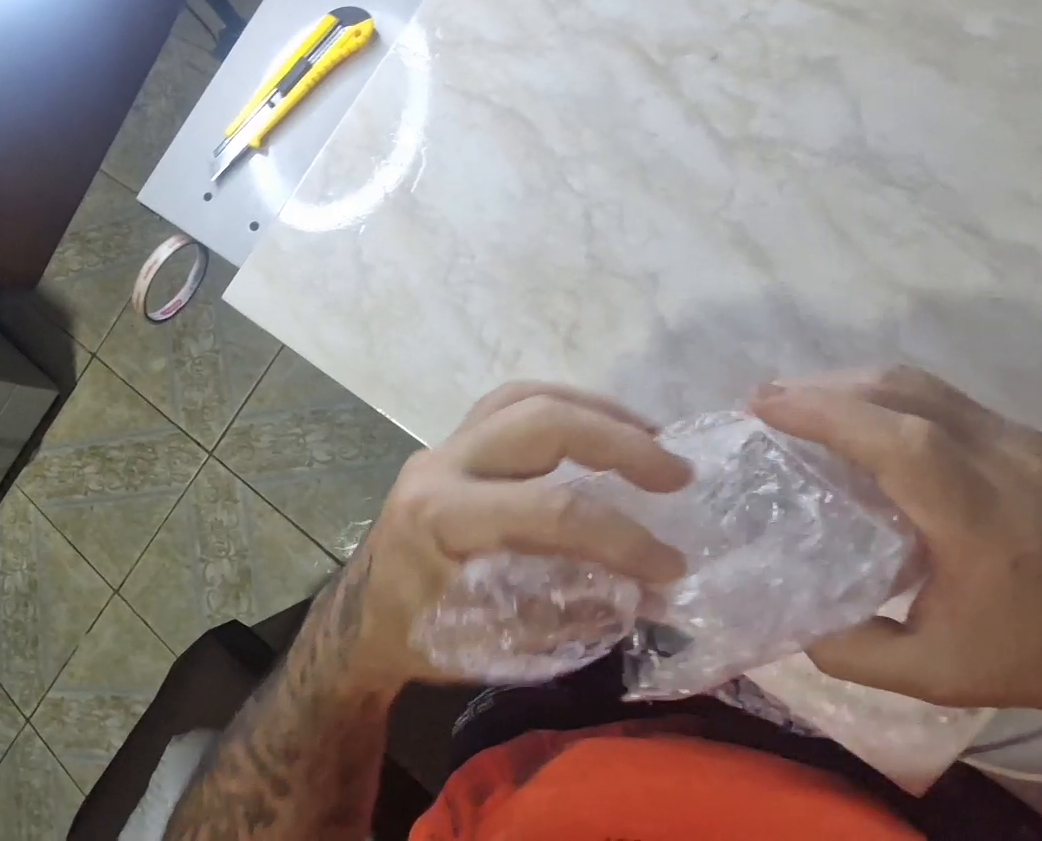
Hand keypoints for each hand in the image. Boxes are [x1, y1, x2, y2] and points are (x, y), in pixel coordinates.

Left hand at [338, 383, 689, 691]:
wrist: (362, 614)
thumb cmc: (417, 635)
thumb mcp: (492, 643)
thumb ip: (568, 614)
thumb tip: (650, 594)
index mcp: (440, 516)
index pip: (547, 509)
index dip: (620, 537)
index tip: (671, 568)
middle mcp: (438, 467)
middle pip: (535, 421)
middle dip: (616, 442)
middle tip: (679, 474)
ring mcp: (440, 449)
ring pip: (519, 399)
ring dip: (593, 412)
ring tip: (653, 440)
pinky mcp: (449, 447)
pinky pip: (507, 407)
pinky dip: (563, 410)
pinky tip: (602, 433)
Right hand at [753, 367, 1041, 710]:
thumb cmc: (1040, 652)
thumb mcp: (937, 673)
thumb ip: (850, 648)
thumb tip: (781, 609)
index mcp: (986, 524)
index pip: (903, 443)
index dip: (826, 415)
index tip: (761, 411)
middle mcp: (1010, 469)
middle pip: (901, 396)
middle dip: (819, 391)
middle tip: (760, 406)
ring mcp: (1026, 447)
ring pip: (919, 387)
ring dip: (845, 387)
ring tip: (794, 405)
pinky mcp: (1028, 440)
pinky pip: (938, 397)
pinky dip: (879, 397)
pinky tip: (851, 417)